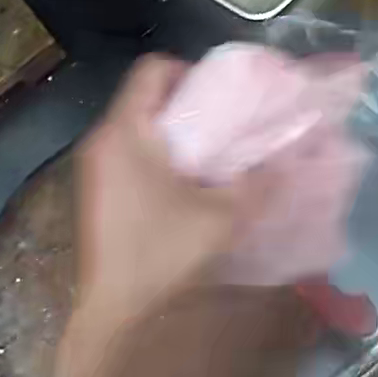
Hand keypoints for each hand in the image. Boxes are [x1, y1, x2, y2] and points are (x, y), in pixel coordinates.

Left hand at [70, 56, 263, 335]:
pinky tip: (180, 186)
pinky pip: (125, 153)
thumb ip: (258, 182)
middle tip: (223, 128)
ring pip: (134, 127)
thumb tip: (286, 158)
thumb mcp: (221, 217)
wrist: (111, 307)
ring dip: (171, 134)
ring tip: (208, 157)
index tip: (220, 99)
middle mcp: (100, 140)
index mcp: (125, 131)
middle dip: (186, 105)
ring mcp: (91, 167)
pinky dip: (153, 156)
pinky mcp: (92, 191)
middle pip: (143, 97)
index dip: (190, 71)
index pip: (152, 69)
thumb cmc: (161, 253)